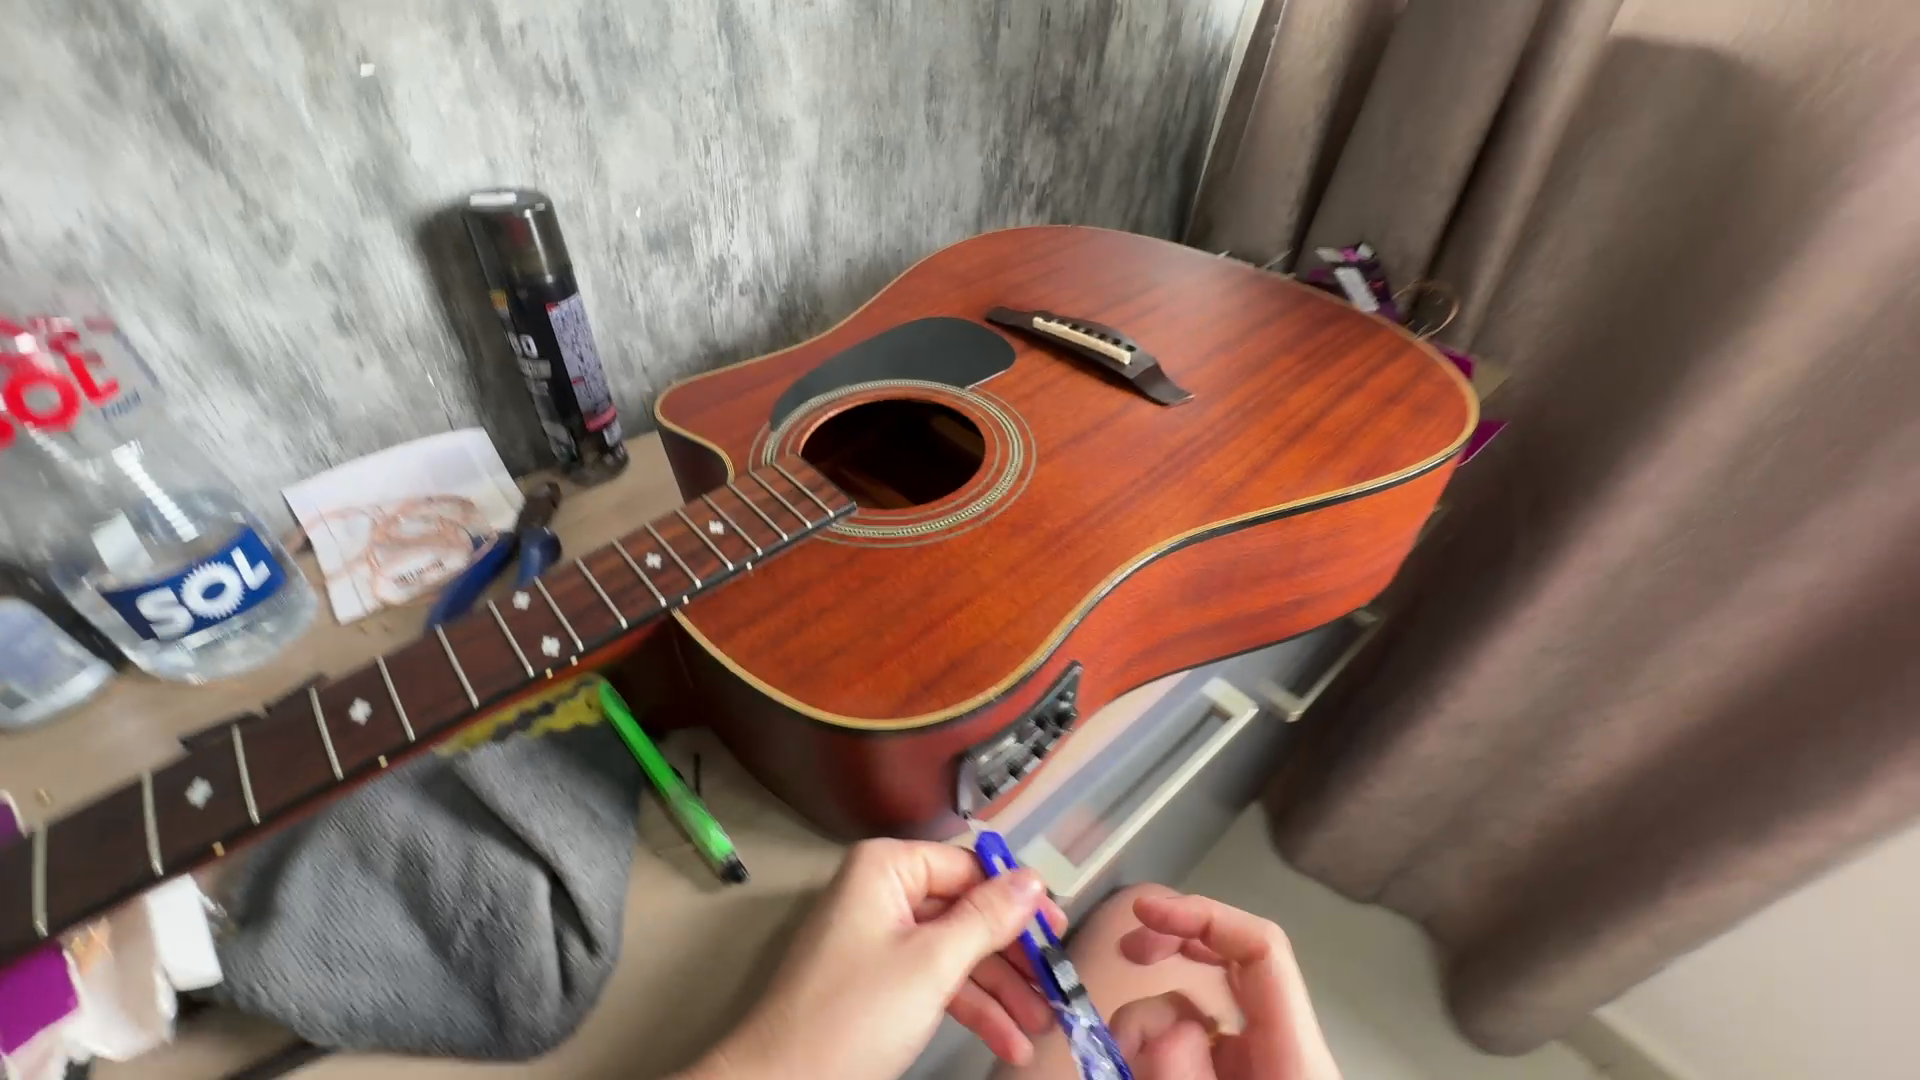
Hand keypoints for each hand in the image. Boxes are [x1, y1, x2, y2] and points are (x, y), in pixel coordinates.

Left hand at [683, 839, 1067, 1079]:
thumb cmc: (853, 1013)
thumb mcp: (931, 964)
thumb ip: (986, 919)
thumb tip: (1033, 879)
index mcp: (888, 867)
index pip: (967, 868)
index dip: (1015, 899)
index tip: (1057, 931)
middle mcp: (885, 891)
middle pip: (965, 912)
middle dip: (1011, 956)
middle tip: (1056, 984)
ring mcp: (882, 937)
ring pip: (956, 951)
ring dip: (1000, 990)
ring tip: (1042, 1025)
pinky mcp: (881, 980)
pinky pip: (936, 980)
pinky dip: (971, 1008)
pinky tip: (1009, 1042)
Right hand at [1110, 894, 1340, 1079]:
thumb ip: (1183, 1074)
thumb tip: (1158, 1024)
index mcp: (1295, 1053)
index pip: (1261, 948)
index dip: (1203, 915)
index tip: (1144, 913)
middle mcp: (1278, 1048)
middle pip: (1228, 960)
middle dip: (1172, 946)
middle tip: (1127, 952)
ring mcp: (1254, 1068)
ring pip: (1193, 1009)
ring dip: (1146, 1023)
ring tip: (1121, 1057)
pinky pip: (1186, 1044)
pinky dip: (1152, 1048)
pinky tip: (1136, 1066)